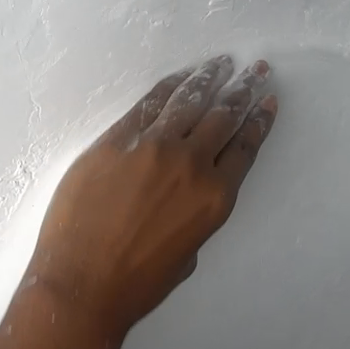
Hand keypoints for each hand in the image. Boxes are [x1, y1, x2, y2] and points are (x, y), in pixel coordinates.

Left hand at [24, 56, 278, 342]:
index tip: (267, 100)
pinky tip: (180, 79)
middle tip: (256, 69)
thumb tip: (183, 192)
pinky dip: (168, 88)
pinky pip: (147, 105)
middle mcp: (189, 164)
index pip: (244, 147)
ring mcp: (150, 147)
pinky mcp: (114, 141)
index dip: (258, 121)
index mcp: (214, 198)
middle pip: (222, 117)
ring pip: (187, 102)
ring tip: (221, 64)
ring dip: (209, 79)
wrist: (81, 284)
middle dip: (242, 90)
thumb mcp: (186, 253)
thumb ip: (194, 215)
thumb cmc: (136, 284)